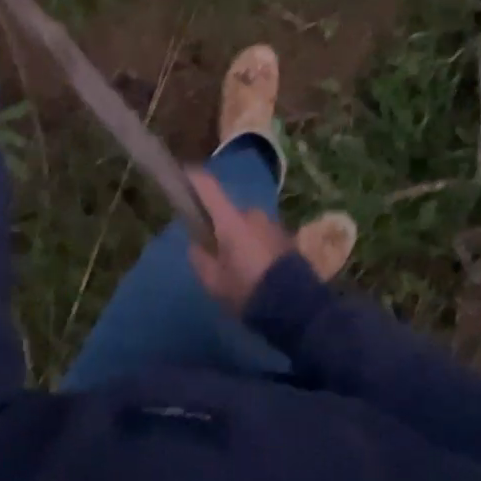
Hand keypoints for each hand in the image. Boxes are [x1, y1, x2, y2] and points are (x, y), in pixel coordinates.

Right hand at [186, 167, 294, 314]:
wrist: (298, 308)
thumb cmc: (248, 291)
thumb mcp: (214, 282)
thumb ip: (200, 259)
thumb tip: (197, 244)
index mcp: (231, 220)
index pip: (208, 186)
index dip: (193, 177)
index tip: (182, 172)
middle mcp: (253, 214)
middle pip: (228, 211)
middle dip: (220, 226)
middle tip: (215, 250)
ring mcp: (273, 224)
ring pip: (247, 224)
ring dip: (240, 237)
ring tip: (239, 266)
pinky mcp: (288, 238)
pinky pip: (262, 235)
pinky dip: (256, 245)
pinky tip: (257, 270)